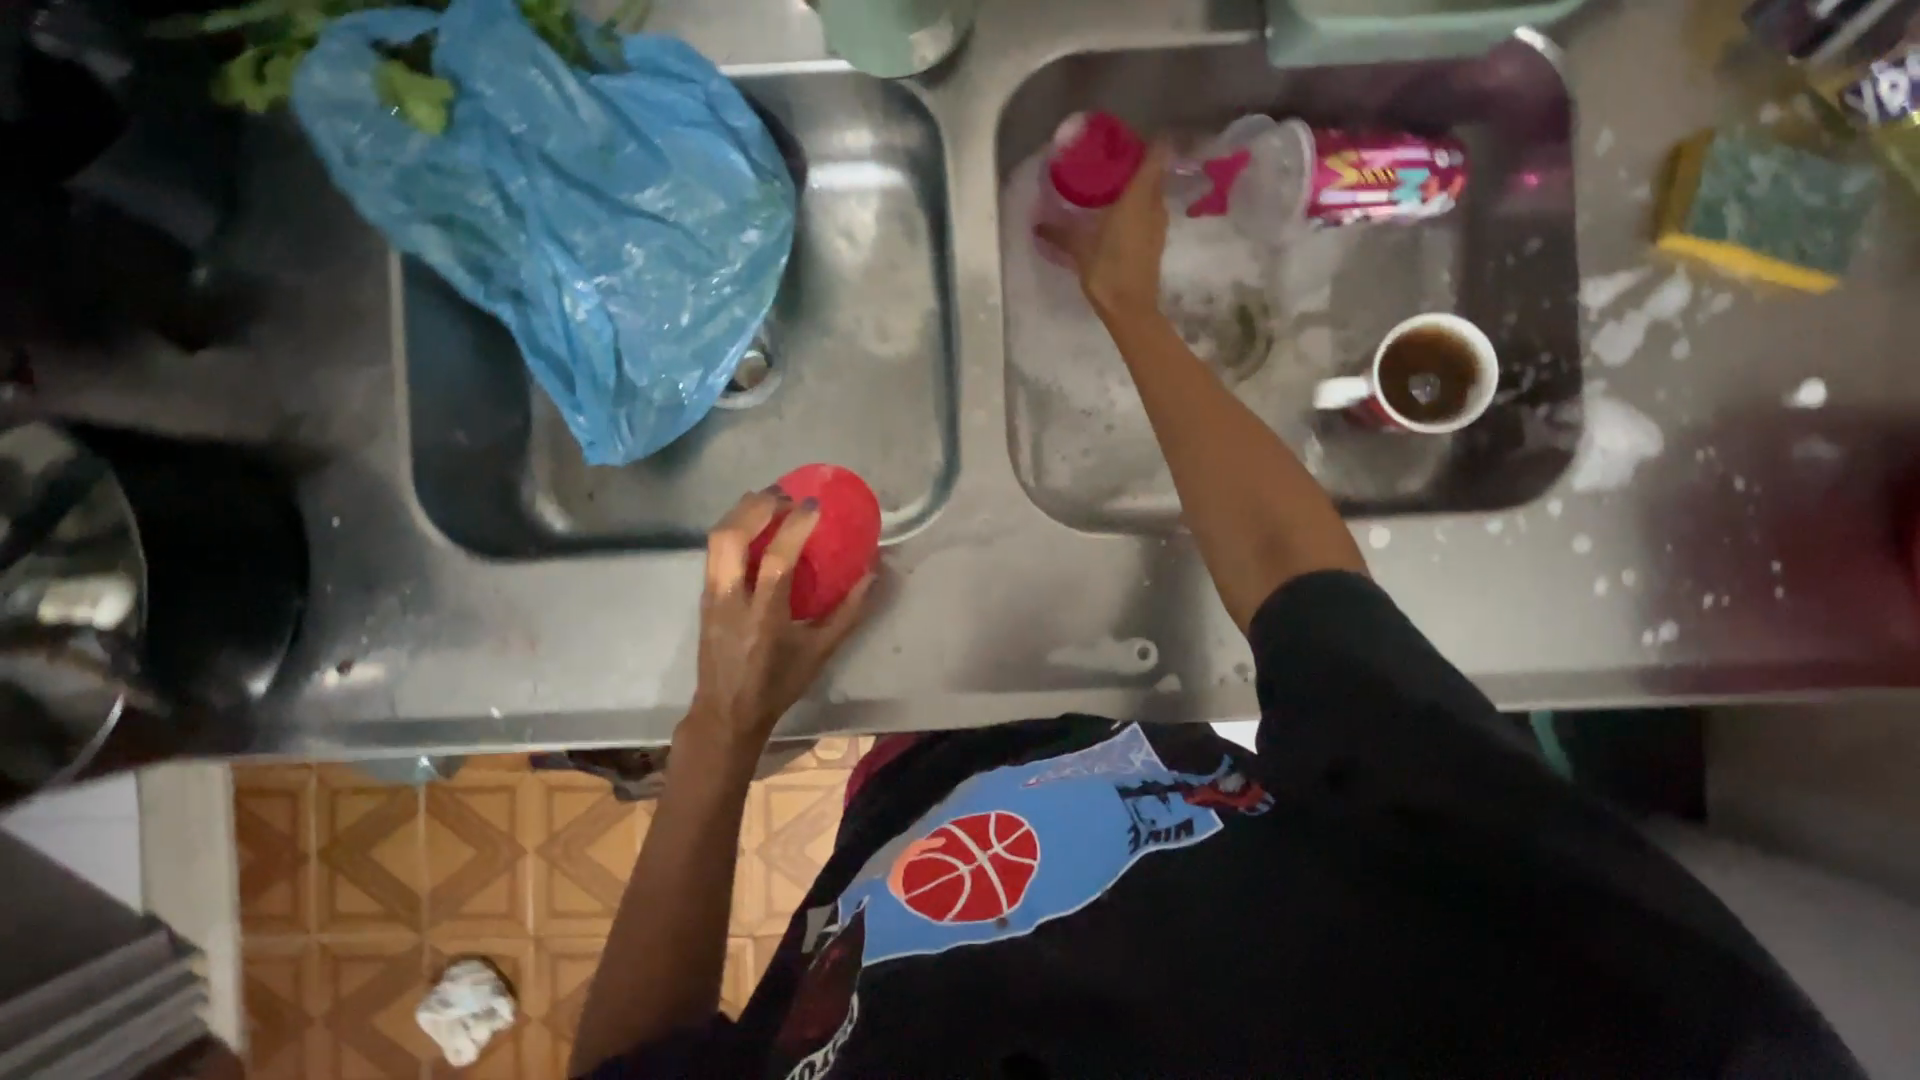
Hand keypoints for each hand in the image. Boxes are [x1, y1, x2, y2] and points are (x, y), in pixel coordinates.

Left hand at [683, 491, 874, 752]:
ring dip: (740, 512)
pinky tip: (751, 525)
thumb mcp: (820, 653)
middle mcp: (731, 601)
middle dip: (756, 507)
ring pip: (716, 540)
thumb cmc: (777, 684)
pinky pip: (714, 551)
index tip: (813, 506)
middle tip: (784, 494)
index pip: (776, 560)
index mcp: (764, 618)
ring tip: (767, 500)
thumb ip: (848, 612)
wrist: (726, 711)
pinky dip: (732, 528)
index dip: (795, 527)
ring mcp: (711, 597)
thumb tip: (872, 574)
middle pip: (730, 538)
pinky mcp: (703, 596)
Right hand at [1035, 141, 1171, 317]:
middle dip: (1141, 161)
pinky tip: (1121, 210)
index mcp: (1138, 198)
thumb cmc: (1107, 272)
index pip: (1155, 156)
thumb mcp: (1080, 249)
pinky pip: (1151, 210)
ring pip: (1154, 192)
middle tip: (1116, 158)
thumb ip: (1060, 233)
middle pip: (1155, 172)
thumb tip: (1037, 225)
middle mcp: (1154, 205)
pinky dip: (1140, 204)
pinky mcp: (1156, 240)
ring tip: (1116, 182)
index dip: (1150, 141)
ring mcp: (1158, 224)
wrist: (1131, 309)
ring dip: (1141, 184)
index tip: (1133, 135)